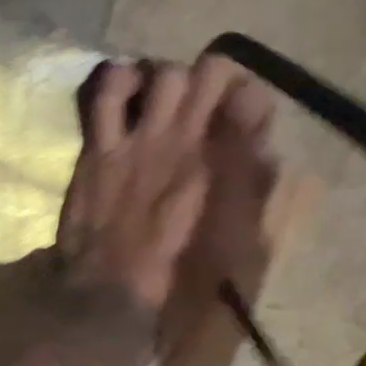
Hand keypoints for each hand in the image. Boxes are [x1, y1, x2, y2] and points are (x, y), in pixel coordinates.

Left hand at [59, 56, 267, 309]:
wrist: (107, 294)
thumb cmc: (170, 280)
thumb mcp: (225, 243)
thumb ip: (246, 192)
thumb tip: (264, 156)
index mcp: (221, 168)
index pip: (252, 101)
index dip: (249, 101)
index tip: (243, 112)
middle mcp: (187, 143)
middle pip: (212, 71)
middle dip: (210, 80)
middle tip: (198, 101)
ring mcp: (140, 141)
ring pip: (165, 74)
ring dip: (166, 80)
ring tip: (161, 100)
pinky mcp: (100, 147)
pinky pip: (107, 91)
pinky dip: (118, 82)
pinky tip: (123, 95)